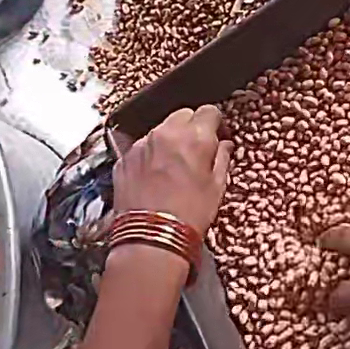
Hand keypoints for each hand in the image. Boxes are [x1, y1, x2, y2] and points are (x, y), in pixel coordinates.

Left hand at [112, 105, 232, 234]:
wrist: (151, 237)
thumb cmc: (190, 214)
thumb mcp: (217, 187)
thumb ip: (222, 158)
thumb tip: (224, 145)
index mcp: (195, 137)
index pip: (209, 111)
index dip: (215, 123)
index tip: (217, 136)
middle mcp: (167, 133)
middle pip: (183, 115)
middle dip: (192, 127)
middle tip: (197, 149)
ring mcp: (142, 144)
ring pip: (161, 129)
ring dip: (170, 139)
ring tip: (174, 165)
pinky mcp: (125, 158)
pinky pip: (142, 146)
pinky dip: (151, 154)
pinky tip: (155, 175)